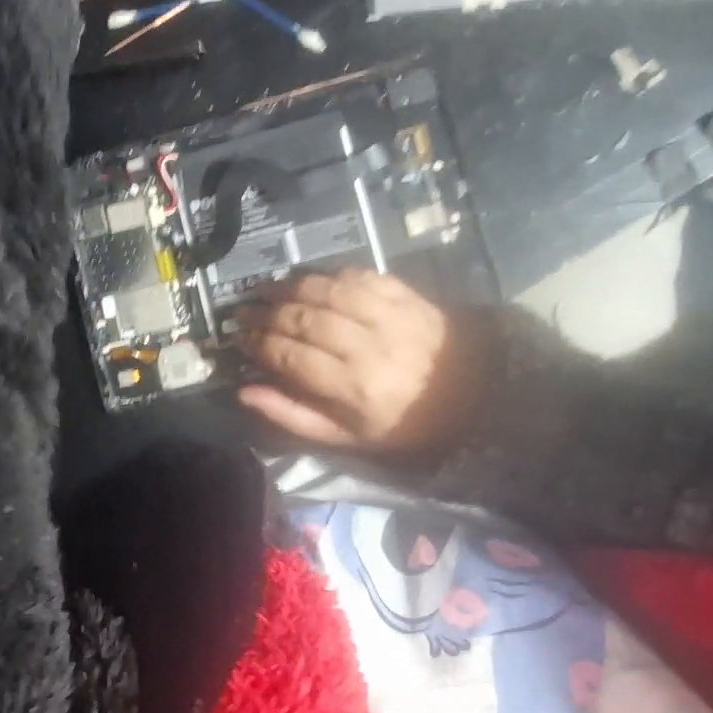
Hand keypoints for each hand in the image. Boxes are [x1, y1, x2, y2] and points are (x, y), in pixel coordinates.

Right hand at [236, 270, 478, 451]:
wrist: (473, 392)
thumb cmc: (404, 421)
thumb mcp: (349, 437)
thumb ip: (294, 415)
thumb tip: (245, 393)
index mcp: (354, 387)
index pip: (292, 357)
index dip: (259, 345)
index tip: (239, 339)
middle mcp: (368, 346)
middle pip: (304, 320)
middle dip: (266, 313)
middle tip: (243, 311)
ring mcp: (387, 315)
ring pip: (327, 292)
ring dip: (291, 287)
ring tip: (267, 289)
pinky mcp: (403, 293)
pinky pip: (357, 276)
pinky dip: (328, 275)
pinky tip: (311, 280)